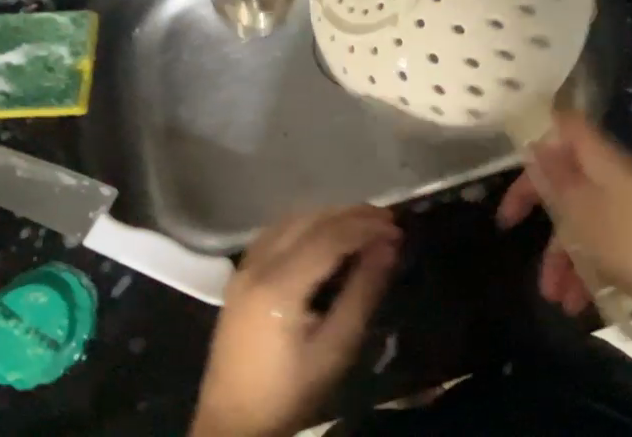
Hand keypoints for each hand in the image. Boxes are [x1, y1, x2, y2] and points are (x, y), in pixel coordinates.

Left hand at [190, 206, 400, 436]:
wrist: (233, 425)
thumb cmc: (289, 392)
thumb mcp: (336, 348)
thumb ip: (363, 292)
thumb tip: (389, 247)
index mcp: (279, 285)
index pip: (330, 236)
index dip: (367, 227)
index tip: (397, 228)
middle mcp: (257, 266)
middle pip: (311, 221)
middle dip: (352, 215)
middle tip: (387, 221)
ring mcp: (243, 269)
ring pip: (292, 221)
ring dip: (329, 216)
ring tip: (363, 225)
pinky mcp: (239, 277)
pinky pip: (276, 232)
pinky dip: (306, 225)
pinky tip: (325, 235)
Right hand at [496, 112, 631, 321]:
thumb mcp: (585, 213)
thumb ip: (557, 178)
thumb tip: (533, 142)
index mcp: (601, 161)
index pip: (565, 128)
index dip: (538, 137)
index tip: (513, 163)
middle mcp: (614, 177)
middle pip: (567, 178)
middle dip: (540, 210)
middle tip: (509, 230)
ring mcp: (630, 207)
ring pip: (582, 219)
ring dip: (561, 255)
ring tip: (553, 296)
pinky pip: (603, 244)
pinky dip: (586, 270)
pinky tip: (578, 304)